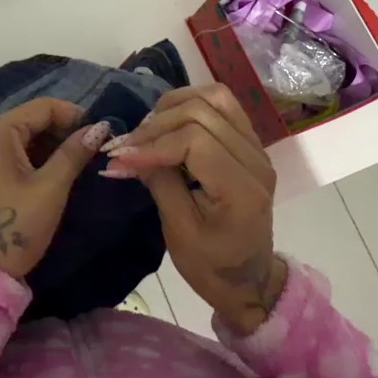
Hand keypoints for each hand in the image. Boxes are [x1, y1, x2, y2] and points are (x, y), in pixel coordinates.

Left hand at [0, 98, 109, 279]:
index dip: (76, 116)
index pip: (45, 107)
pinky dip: (39, 156)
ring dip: (54, 145)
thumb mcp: (51, 188)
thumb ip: (74, 153)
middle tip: (94, 152)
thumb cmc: (16, 224)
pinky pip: (16, 149)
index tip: (102, 135)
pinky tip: (58, 172)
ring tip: (80, 164)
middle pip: (34, 118)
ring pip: (27, 134)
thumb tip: (100, 127)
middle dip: (66, 131)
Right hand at [103, 85, 287, 332]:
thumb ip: (158, 183)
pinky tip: (167, 123)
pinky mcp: (250, 143)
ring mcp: (257, 148)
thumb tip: (124, 153)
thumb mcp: (179, 231)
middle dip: (157, 124)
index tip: (119, 156)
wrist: (249, 279)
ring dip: (175, 106)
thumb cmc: (211, 265)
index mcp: (242, 189)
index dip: (153, 144)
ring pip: (215, 98)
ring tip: (147, 129)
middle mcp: (256, 160)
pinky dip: (190, 106)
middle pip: (203, 112)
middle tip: (127, 145)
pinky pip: (222, 106)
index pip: (195, 140)